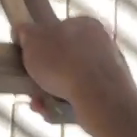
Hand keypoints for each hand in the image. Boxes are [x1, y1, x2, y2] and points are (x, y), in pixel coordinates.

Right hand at [15, 16, 133, 107]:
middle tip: (31, 85)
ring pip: (71, 79)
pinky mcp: (112, 92)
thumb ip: (26, 32)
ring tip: (39, 104)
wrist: (99, 97)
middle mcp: (102, 42)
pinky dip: (66, 104)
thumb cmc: (63, 62)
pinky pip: (82, 96)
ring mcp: (110, 68)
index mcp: (85, 23)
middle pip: (64, 57)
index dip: (40, 43)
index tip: (30, 58)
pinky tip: (52, 113)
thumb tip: (24, 31)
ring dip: (51, 92)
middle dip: (44, 74)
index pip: (59, 27)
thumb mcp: (32, 39)